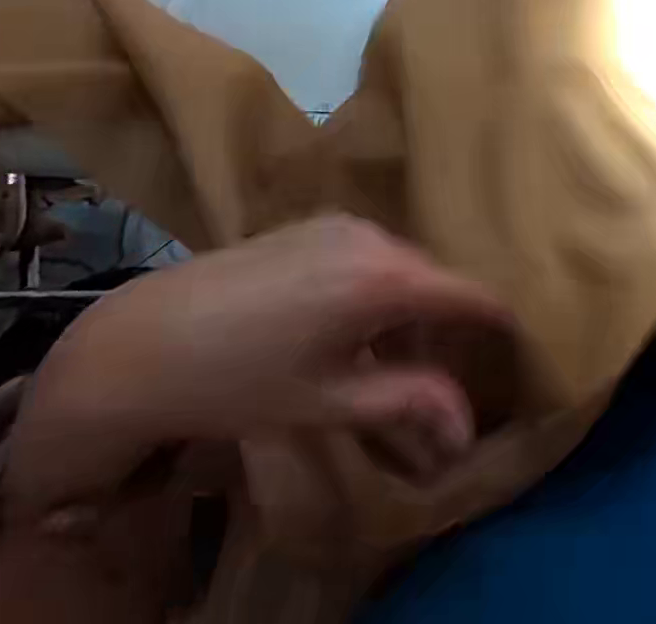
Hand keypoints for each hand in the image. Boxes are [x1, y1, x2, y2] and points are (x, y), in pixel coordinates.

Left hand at [0, 216, 512, 511]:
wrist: (142, 339)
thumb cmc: (240, 379)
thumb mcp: (331, 400)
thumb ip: (410, 404)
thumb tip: (467, 432)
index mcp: (385, 279)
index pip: (470, 294)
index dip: (497, 323)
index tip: (513, 352)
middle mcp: (372, 236)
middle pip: (436, 280)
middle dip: (444, 327)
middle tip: (430, 378)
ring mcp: (340, 223)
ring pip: (403, 265)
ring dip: (408, 308)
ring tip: (380, 357)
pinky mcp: (313, 223)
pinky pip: (370, 252)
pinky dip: (377, 286)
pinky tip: (342, 323)